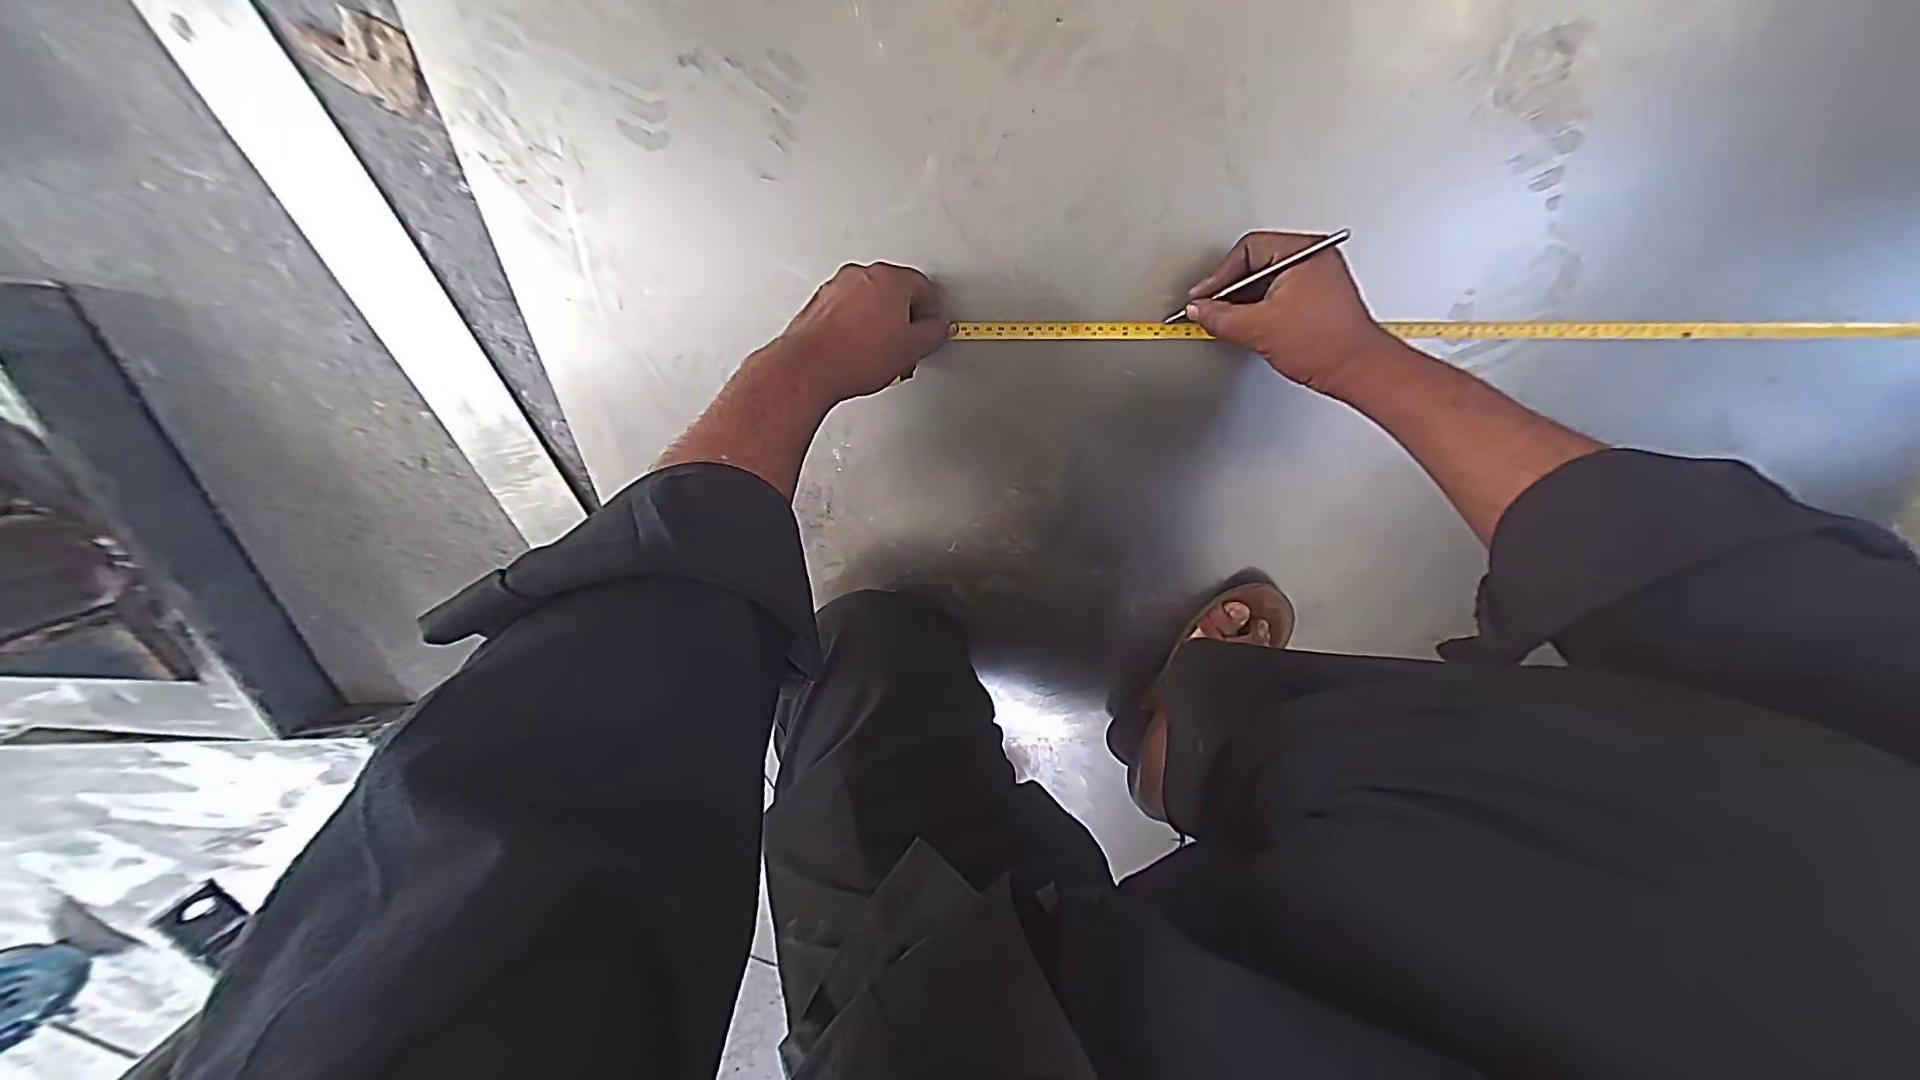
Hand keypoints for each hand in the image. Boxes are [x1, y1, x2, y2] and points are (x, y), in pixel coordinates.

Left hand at [770, 262, 954, 403]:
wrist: (809, 368)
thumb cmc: (853, 355)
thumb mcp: (911, 348)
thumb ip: (934, 333)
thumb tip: (939, 328)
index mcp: (890, 278)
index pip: (924, 288)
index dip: (932, 314)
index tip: (931, 331)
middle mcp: (861, 275)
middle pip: (895, 293)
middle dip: (904, 322)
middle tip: (907, 348)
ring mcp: (837, 288)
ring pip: (870, 303)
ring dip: (880, 326)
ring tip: (881, 357)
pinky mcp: (819, 305)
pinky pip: (848, 312)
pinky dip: (857, 329)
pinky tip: (859, 355)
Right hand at [1184, 232, 1395, 395]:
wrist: (1354, 369)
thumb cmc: (1326, 344)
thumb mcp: (1258, 328)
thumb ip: (1220, 316)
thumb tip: (1200, 309)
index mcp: (1305, 252)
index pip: (1248, 250)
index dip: (1219, 276)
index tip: (1203, 296)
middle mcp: (1313, 259)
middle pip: (1254, 264)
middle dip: (1228, 290)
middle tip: (1211, 308)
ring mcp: (1315, 278)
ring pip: (1263, 281)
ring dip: (1241, 302)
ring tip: (1229, 322)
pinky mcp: (1313, 299)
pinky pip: (1275, 295)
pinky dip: (1256, 310)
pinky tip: (1247, 327)